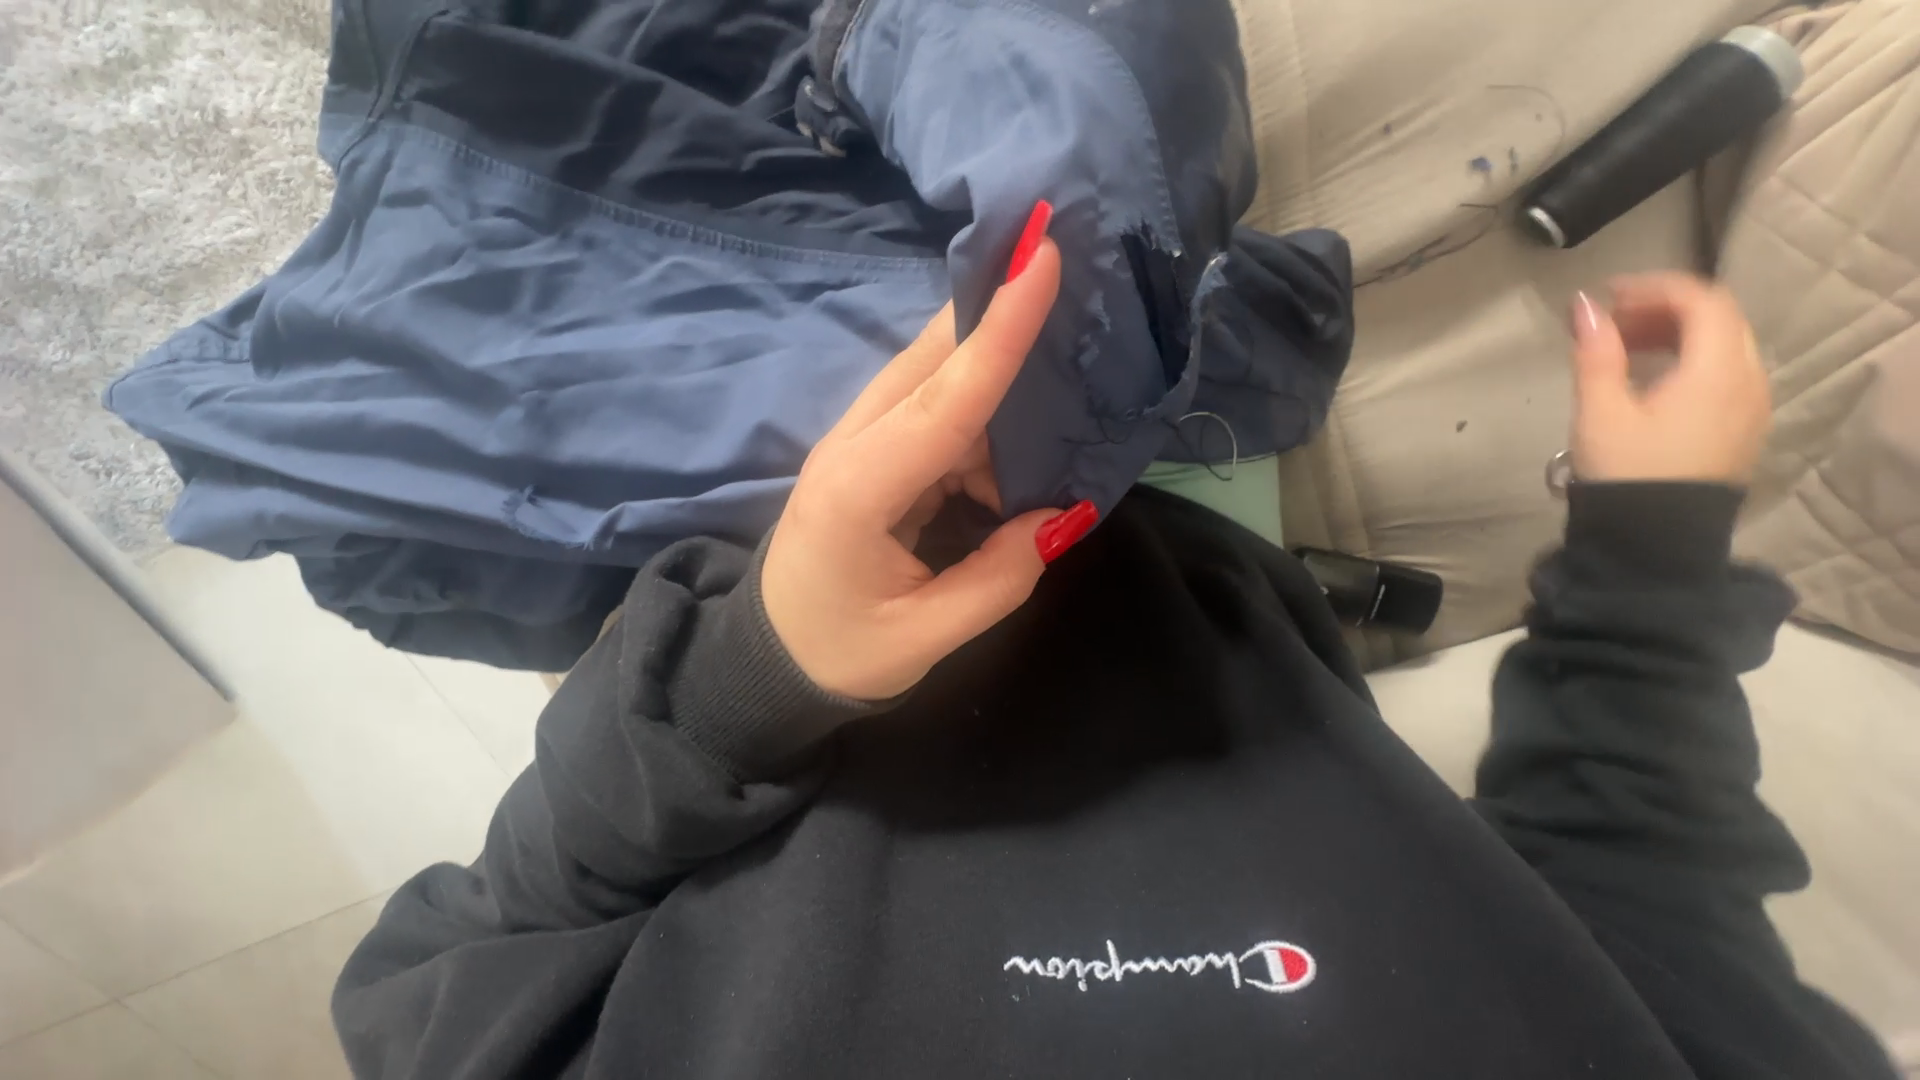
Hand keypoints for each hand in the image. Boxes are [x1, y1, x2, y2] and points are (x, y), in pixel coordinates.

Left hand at [760, 203, 1094, 700]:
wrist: (769, 656)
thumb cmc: (838, 653)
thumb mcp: (925, 637)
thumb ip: (999, 579)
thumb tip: (1061, 515)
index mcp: (858, 492)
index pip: (943, 401)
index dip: (998, 332)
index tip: (1038, 257)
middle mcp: (852, 448)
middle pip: (932, 363)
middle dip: (995, 314)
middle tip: (1062, 267)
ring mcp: (856, 444)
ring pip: (937, 383)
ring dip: (998, 382)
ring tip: (1063, 390)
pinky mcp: (870, 453)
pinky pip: (936, 415)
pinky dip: (983, 423)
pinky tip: (1019, 453)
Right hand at [1569, 273, 1771, 484]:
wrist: (1655, 535)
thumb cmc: (1625, 469)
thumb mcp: (1599, 411)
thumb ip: (1595, 354)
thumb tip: (1584, 306)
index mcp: (1716, 370)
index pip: (1702, 301)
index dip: (1655, 287)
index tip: (1607, 295)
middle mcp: (1748, 378)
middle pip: (1717, 318)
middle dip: (1662, 309)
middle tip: (1610, 322)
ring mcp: (1751, 403)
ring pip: (1723, 344)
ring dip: (1675, 333)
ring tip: (1623, 348)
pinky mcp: (1742, 424)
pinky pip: (1724, 372)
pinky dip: (1688, 358)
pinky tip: (1650, 377)